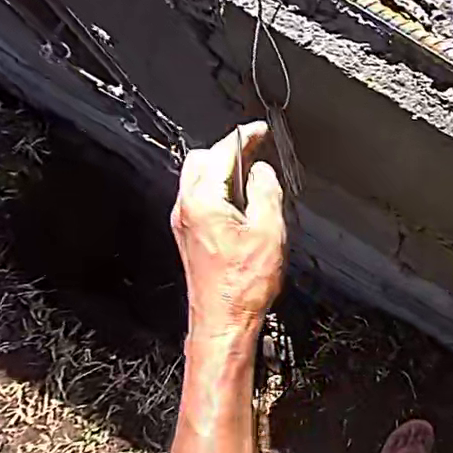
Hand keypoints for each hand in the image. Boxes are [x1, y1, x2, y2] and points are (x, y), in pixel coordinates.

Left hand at [171, 122, 286, 338]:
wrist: (224, 322)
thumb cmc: (241, 286)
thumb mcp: (268, 231)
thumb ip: (266, 192)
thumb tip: (262, 172)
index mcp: (202, 201)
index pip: (222, 153)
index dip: (244, 137)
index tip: (259, 131)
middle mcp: (186, 209)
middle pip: (201, 160)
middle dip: (228, 150)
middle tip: (255, 149)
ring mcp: (184, 224)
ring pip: (198, 179)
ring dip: (223, 171)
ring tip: (252, 176)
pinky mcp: (189, 238)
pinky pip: (200, 200)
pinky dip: (219, 191)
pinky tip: (241, 203)